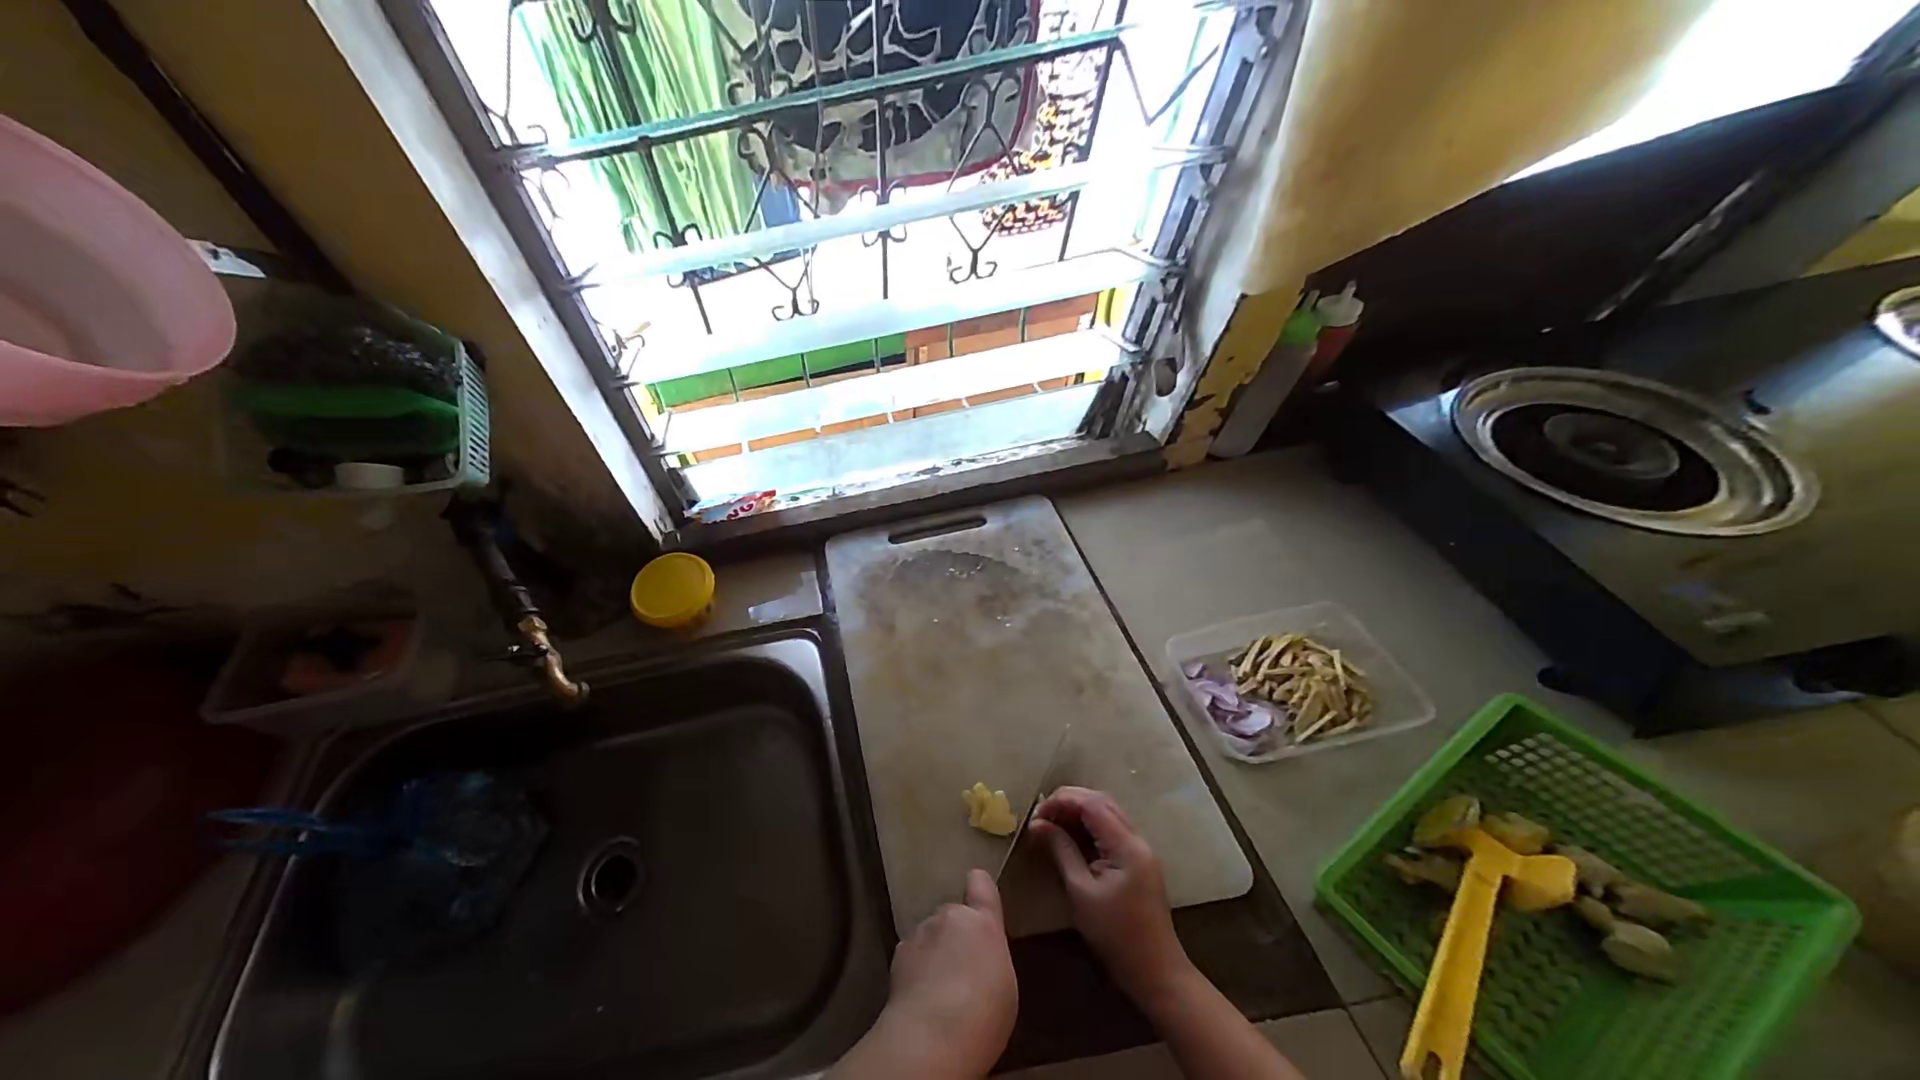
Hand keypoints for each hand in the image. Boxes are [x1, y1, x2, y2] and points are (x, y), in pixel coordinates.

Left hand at [865, 869, 1016, 1078]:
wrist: (934, 1035)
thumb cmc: (984, 1014)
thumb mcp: (1004, 982)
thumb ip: (990, 955)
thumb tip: (976, 958)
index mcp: (983, 923)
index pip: (980, 884)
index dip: (978, 887)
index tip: (976, 891)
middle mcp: (950, 917)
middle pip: (952, 916)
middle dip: (954, 934)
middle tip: (959, 968)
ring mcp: (921, 932)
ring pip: (929, 935)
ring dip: (932, 951)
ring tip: (937, 987)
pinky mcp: (898, 953)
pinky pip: (911, 954)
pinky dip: (914, 967)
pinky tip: (918, 994)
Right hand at [1030, 787, 1193, 1001]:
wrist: (1155, 970)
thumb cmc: (1114, 934)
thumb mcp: (1080, 891)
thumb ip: (1061, 850)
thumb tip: (1037, 824)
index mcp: (1127, 845)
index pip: (1092, 804)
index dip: (1062, 801)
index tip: (1036, 813)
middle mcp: (1137, 839)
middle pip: (1101, 802)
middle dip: (1069, 801)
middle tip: (1040, 815)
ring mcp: (1140, 849)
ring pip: (1107, 813)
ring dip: (1078, 812)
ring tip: (1050, 822)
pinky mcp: (1137, 860)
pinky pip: (1111, 830)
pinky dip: (1089, 826)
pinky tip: (1070, 835)